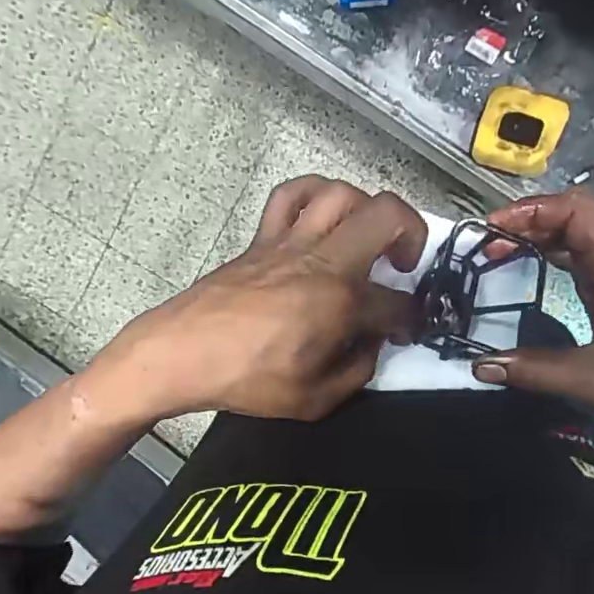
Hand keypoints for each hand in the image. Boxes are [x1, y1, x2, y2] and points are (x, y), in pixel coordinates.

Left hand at [92, 176, 427, 422]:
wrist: (180, 354)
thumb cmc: (247, 379)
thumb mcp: (314, 399)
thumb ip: (357, 372)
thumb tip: (371, 345)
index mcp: (340, 302)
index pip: (397, 302)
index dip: (412, 318)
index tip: (408, 328)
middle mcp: (323, 260)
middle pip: (386, 215)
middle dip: (413, 234)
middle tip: (404, 265)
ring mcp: (290, 241)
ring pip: (341, 193)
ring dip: (367, 208)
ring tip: (366, 236)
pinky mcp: (263, 237)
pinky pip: (289, 195)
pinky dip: (313, 194)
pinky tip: (321, 215)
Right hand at [470, 188, 593, 436]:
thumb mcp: (592, 380)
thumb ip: (533, 370)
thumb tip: (481, 366)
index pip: (576, 212)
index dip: (530, 212)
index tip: (491, 229)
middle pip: (580, 213)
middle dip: (532, 219)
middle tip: (491, 243)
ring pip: (586, 231)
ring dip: (545, 234)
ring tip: (504, 251)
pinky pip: (592, 252)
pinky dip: (560, 251)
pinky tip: (537, 264)